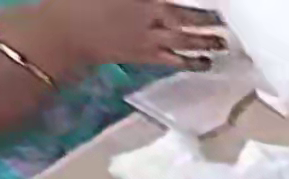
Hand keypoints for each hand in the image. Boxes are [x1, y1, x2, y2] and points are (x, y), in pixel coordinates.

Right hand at [36, 0, 225, 70]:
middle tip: (222, 18)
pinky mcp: (150, 56)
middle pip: (184, 14)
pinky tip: (208, 62)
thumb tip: (155, 3)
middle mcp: (147, 13)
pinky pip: (179, 60)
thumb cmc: (76, 0)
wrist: (65, 30)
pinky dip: (196, 62)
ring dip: (208, 40)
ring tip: (224, 42)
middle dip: (206, 17)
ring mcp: (150, 36)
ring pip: (187, 39)